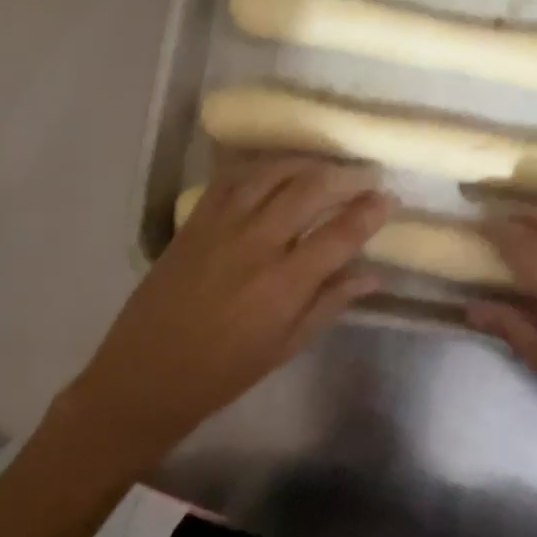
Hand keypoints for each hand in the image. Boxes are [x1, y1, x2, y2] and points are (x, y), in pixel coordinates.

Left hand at [65, 158, 391, 448]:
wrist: (146, 373)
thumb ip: (330, 302)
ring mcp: (220, 227)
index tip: (389, 197)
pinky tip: (278, 169)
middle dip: (345, 176)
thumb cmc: (225, 371)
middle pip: (308, 190)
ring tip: (328, 165)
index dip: (369, 211)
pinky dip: (261, 167)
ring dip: (306, 163)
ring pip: (271, 174)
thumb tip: (373, 275)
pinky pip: (231, 179)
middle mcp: (255, 245)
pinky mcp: (194, 221)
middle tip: (367, 174)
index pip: (339, 234)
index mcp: (283, 284)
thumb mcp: (287, 345)